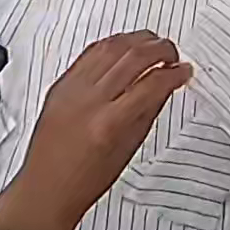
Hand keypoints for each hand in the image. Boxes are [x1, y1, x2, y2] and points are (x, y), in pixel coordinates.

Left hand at [0, 31, 192, 229]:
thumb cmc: (85, 178)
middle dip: (161, 49)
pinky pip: (90, 52)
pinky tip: (126, 47)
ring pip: (112, 46)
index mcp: (109, 123)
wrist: (45, 188)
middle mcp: (89, 100)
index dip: (174, 73)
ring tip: (153, 45)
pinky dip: (113, 44)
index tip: (184, 71)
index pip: (152, 83)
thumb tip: (168, 82)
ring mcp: (72, 88)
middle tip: (173, 54)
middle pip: (134, 56)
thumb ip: (149, 108)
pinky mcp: (61, 83)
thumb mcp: (129, 147)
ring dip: (139, 40)